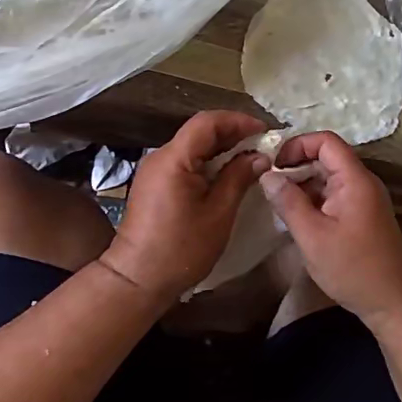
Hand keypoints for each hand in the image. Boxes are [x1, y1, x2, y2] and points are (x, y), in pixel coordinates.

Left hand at [99, 111, 268, 300]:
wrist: (137, 280)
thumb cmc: (181, 248)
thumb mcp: (219, 213)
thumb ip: (239, 177)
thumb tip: (259, 156)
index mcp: (174, 159)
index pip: (208, 122)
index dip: (238, 121)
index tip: (264, 132)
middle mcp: (160, 156)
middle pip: (200, 131)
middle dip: (233, 133)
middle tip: (263, 146)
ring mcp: (154, 169)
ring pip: (193, 146)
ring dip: (222, 148)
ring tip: (251, 158)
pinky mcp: (154, 183)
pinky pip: (185, 161)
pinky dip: (209, 161)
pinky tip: (228, 174)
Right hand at [257, 132, 401, 324]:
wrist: (391, 301)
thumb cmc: (352, 268)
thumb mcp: (312, 236)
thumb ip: (288, 202)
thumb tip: (267, 175)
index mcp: (355, 179)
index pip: (326, 141)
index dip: (298, 145)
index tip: (274, 165)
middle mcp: (363, 181)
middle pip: (327, 157)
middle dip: (296, 165)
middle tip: (270, 185)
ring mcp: (364, 197)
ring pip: (329, 176)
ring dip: (303, 183)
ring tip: (278, 202)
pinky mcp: (362, 213)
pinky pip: (334, 193)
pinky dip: (314, 198)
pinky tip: (296, 216)